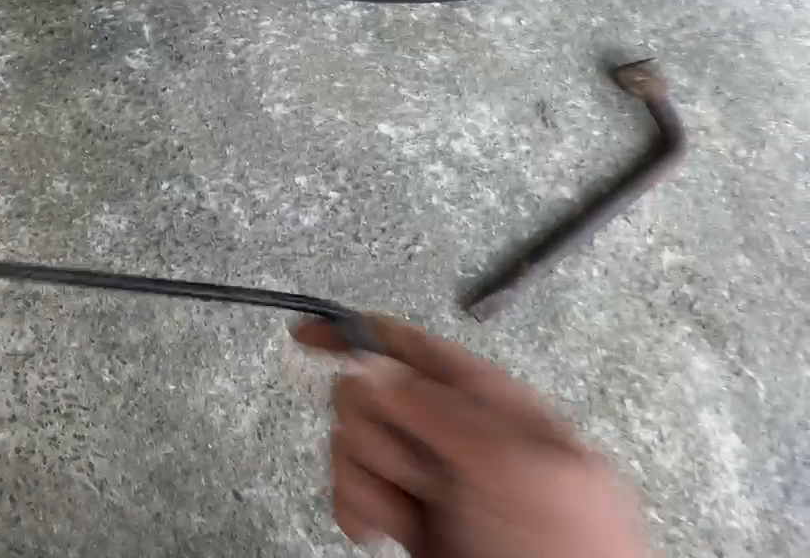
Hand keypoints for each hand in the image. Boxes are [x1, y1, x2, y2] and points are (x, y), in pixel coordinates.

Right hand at [293, 317, 650, 557]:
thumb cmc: (561, 556)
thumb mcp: (515, 470)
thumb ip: (439, 408)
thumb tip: (368, 367)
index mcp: (494, 408)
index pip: (411, 346)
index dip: (355, 332)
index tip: (306, 336)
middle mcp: (454, 434)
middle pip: (366, 392)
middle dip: (376, 432)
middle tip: (420, 474)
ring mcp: (428, 477)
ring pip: (350, 438)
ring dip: (368, 478)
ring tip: (410, 514)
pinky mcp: (403, 512)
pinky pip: (346, 484)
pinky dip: (355, 505)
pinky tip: (381, 530)